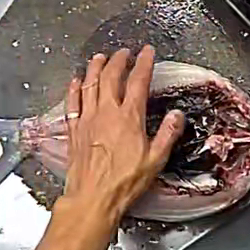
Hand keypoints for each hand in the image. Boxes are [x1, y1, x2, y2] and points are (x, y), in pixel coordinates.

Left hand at [60, 46, 185, 224]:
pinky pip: (72, 102)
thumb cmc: (124, 182)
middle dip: (118, 60)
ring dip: (95, 68)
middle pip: (111, 76)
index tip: (147, 52)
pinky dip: (74, 88)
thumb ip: (167, 135)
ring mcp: (87, 119)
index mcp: (129, 117)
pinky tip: (76, 81)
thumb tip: (177, 115)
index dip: (144, 63)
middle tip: (124, 52)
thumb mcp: (155, 160)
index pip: (138, 81)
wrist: (93, 197)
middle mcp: (106, 112)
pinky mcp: (74, 130)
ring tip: (100, 57)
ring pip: (89, 84)